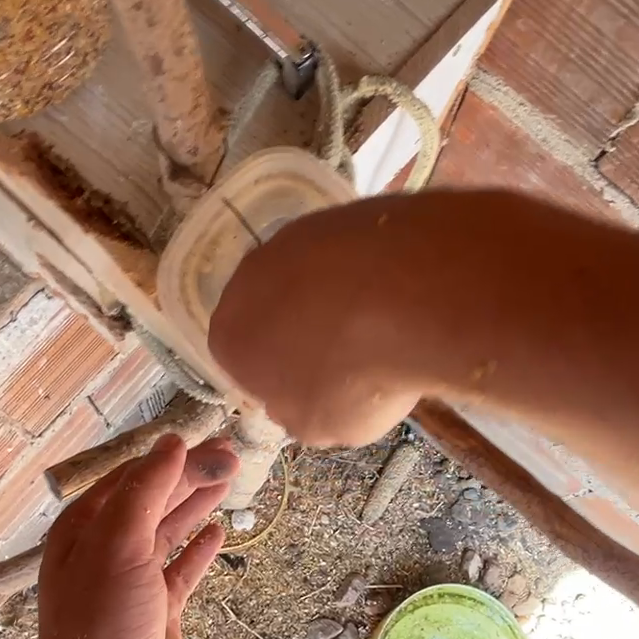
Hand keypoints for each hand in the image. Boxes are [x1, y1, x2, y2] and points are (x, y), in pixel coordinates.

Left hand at [30, 434, 238, 638]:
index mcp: (82, 532)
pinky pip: (180, 572)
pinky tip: (218, 532)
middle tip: (234, 456)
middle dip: (190, 477)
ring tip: (232, 480)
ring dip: (197, 506)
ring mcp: (132, 585)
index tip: (211, 441)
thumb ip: (144, 493)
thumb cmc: (104, 629)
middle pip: (152, 502)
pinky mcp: (157, 615)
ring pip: (168, 533)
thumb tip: (169, 443)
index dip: (170, 458)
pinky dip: (198, 551)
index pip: (129, 479)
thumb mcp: (117, 549)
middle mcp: (104, 554)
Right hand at [209, 196, 434, 445]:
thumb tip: (293, 400)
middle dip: (303, 335)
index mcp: (229, 338)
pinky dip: (369, 274)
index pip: (243, 366)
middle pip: (272, 314)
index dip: (279, 382)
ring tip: (380, 328)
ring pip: (310, 281)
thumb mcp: (318, 427)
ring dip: (337, 302)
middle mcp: (248, 280)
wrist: (409, 297)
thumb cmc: (350, 379)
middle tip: (346, 361)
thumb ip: (294, 413)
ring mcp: (295, 238)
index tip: (313, 392)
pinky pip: (349, 255)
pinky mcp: (342, 211)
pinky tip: (398, 297)